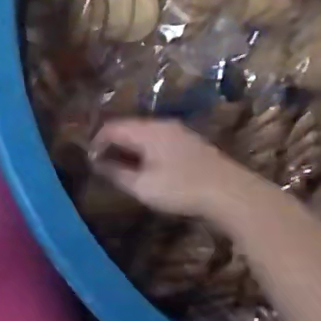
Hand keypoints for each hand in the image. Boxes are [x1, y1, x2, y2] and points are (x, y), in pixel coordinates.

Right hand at [91, 119, 273, 221]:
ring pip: (143, 134)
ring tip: (118, 168)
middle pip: (127, 127)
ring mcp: (180, 133)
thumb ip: (115, 172)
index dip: (95, 143)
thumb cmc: (180, 189)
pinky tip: (143, 168)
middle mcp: (163, 126)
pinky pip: (156, 140)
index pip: (111, 128)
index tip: (88, 162)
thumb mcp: (140, 185)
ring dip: (127, 148)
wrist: (232, 194)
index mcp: (148, 132)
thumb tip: (97, 163)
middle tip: (99, 165)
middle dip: (110, 144)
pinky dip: (143, 150)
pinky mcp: (190, 144)